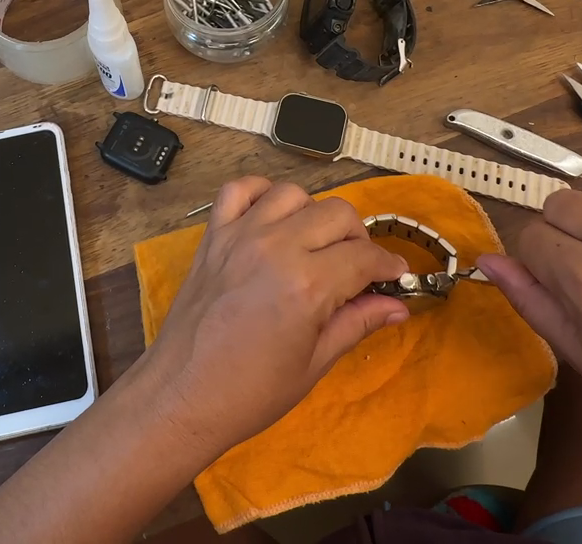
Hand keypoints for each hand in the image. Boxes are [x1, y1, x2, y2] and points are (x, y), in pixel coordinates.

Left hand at [132, 177, 409, 457]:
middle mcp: (276, 247)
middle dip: (357, 237)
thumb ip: (357, 323)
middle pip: (335, 213)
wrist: (184, 392)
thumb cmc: (253, 390)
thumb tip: (397, 307)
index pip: (364, 257)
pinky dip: (259, 193)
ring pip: (291, 193)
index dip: (387, 265)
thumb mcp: (315, 363)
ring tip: (313, 243)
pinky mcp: (213, 234)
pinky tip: (270, 217)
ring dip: (312, 213)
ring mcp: (240, 234)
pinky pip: (238, 189)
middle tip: (356, 266)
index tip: (395, 275)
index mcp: (307, 284)